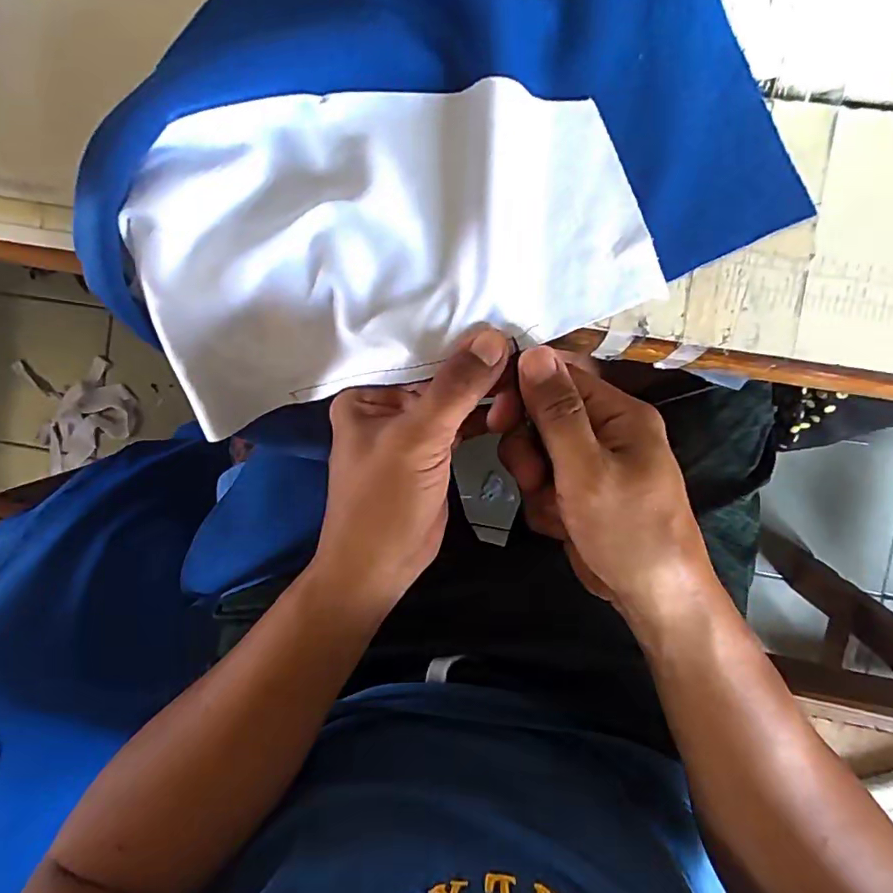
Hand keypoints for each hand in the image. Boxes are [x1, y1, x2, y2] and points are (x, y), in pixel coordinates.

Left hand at [309, 326, 513, 611]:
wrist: (379, 571)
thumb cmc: (383, 504)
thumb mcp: (417, 440)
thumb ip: (455, 388)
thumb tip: (493, 337)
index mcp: (366, 393)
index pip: (415, 352)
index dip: (457, 338)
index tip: (504, 321)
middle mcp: (386, 405)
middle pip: (438, 374)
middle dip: (478, 365)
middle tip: (525, 348)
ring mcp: (411, 429)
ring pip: (454, 398)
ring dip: (486, 390)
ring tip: (526, 372)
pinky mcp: (433, 451)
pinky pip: (462, 422)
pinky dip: (486, 415)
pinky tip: (514, 403)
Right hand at [499, 346, 722, 625]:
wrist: (652, 598)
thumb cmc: (629, 530)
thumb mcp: (586, 468)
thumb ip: (556, 412)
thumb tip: (534, 352)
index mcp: (619, 414)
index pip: (561, 377)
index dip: (524, 390)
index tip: (499, 416)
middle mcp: (606, 433)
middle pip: (542, 417)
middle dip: (530, 450)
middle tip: (534, 477)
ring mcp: (591, 466)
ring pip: (536, 455)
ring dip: (536, 484)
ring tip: (557, 509)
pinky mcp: (579, 495)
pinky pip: (543, 486)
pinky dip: (545, 507)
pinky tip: (563, 526)